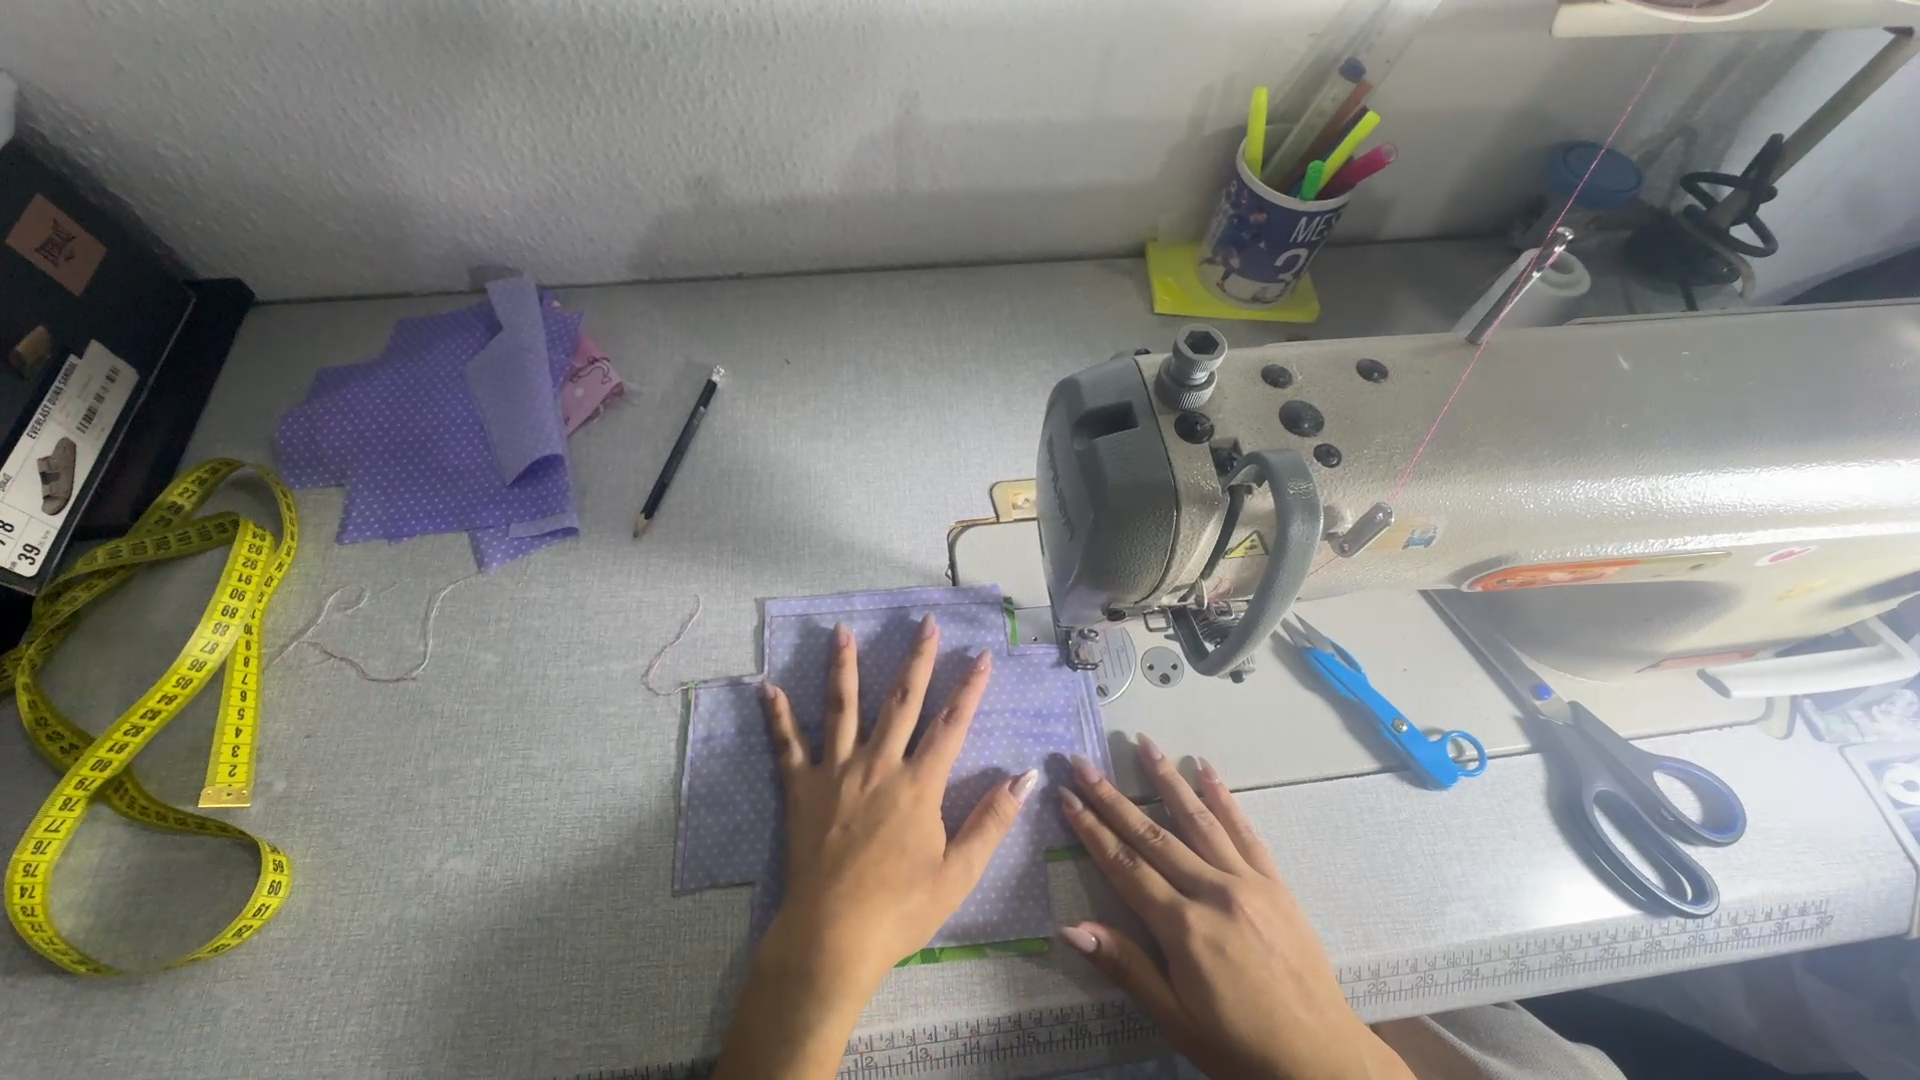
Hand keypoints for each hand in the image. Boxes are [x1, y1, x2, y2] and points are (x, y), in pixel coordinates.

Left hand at [713, 617, 1037, 1079]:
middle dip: (917, 660)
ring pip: (842, 708)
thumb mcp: (959, 873)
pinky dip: (779, 717)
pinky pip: (788, 745)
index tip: (981, 655)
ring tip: (843, 632)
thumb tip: (1025, 777)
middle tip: (926, 624)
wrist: (832, 936)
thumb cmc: (901, 909)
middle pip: (901, 702)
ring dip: (844, 667)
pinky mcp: (801, 789)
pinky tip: (768, 689)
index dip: (969, 688)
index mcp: (919, 784)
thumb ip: (992, 821)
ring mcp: (836, 772)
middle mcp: (878, 765)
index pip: (951, 725)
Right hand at [1057, 741, 1413, 1079]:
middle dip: (1113, 797)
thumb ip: (1126, 966)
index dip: (1091, 830)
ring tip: (1143, 744)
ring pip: (1198, 821)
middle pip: (1152, 835)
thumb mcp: (1174, 1017)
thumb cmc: (1238, 1046)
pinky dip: (1224, 798)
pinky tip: (1207, 770)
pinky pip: (1245, 832)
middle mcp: (1213, 892)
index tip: (1066, 797)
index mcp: (1183, 927)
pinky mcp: (1276, 884)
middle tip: (1084, 763)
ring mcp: (1248, 883)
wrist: (1321, 1059)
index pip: (1124, 866)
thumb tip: (1071, 927)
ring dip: (1167, 779)